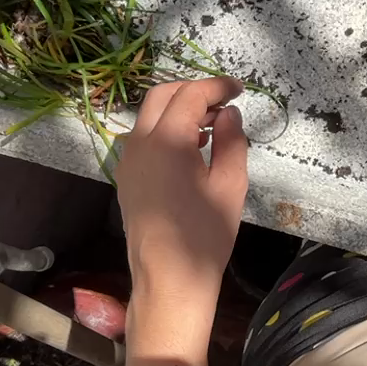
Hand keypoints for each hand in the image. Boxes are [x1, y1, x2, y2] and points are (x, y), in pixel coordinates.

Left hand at [116, 77, 248, 316]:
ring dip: (179, 109)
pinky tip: (192, 147)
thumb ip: (232, 141)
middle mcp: (140, 144)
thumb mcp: (231, 184)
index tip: (239, 89)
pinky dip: (167, 128)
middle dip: (194, 90)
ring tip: (213, 123)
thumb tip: (228, 113)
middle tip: (224, 101)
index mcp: (167, 142)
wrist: (170, 278)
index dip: (216, 87)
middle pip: (162, 96)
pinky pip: (145, 138)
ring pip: (150, 116)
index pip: (190, 95)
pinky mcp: (127, 177)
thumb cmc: (206, 233)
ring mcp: (128, 161)